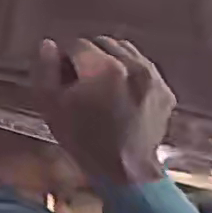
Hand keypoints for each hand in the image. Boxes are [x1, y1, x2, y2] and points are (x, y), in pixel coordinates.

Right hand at [31, 36, 174, 188]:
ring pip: (125, 51)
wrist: (124, 170)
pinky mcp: (165, 91)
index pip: (76, 43)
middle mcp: (133, 66)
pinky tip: (119, 93)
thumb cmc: (81, 138)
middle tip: (79, 80)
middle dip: (87, 55)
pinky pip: (143, 67)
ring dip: (109, 60)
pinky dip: (129, 72)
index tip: (61, 77)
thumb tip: (49, 45)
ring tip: (100, 84)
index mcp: (103, 68)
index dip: (64, 58)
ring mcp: (153, 78)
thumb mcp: (50, 104)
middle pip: (102, 42)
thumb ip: (45, 69)